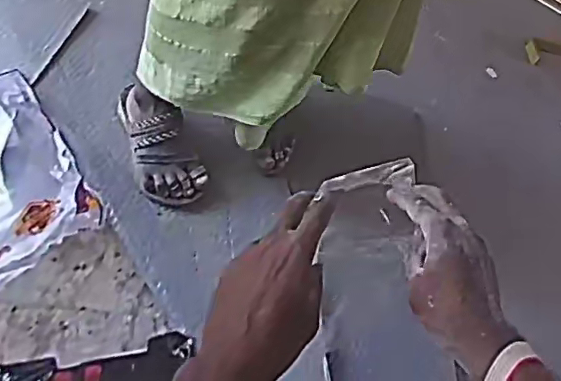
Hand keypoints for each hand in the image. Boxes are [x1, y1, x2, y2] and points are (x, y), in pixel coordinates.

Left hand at [180, 193, 335, 380]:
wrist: (229, 363)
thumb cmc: (270, 345)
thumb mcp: (309, 316)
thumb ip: (315, 284)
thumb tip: (313, 272)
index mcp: (295, 254)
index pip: (316, 214)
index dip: (326, 201)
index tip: (330, 197)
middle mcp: (271, 246)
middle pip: (290, 209)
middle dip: (303, 202)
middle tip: (311, 203)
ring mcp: (248, 255)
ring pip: (270, 237)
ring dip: (280, 243)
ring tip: (284, 266)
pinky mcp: (231, 268)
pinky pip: (252, 256)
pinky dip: (261, 263)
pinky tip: (262, 284)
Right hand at [389, 184, 521, 377]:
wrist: (481, 335)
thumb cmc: (446, 313)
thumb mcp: (416, 286)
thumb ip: (414, 258)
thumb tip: (419, 248)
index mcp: (442, 232)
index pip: (419, 205)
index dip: (403, 197)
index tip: (393, 192)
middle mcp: (461, 229)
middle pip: (440, 199)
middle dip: (422, 192)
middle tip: (408, 191)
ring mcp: (475, 240)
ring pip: (452, 213)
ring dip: (436, 209)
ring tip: (422, 215)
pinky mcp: (483, 254)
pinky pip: (461, 229)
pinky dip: (447, 226)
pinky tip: (440, 238)